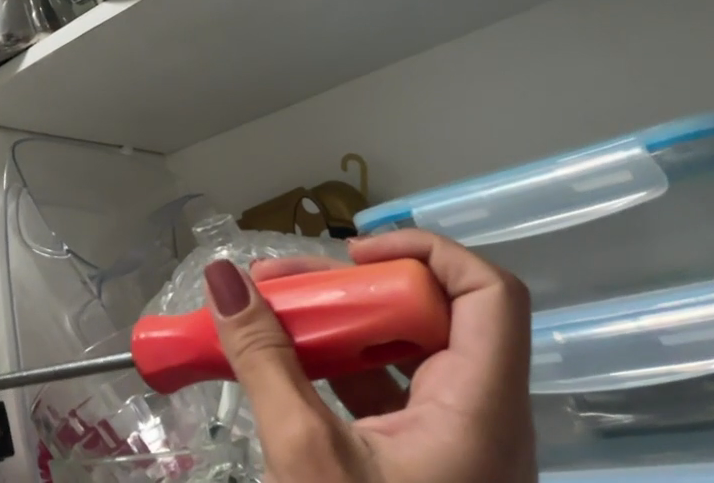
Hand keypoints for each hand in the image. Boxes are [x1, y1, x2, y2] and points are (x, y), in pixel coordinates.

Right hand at [206, 229, 535, 482]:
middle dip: (348, 287)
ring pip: (405, 352)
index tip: (347, 254)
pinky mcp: (428, 467)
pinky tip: (281, 367)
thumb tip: (223, 275)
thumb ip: (263, 357)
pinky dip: (335, 367)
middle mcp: (484, 420)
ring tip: (264, 316)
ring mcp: (457, 446)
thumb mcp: (305, 455)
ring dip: (334, 325)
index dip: (424, 251)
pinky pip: (387, 392)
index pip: (489, 294)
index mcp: (483, 412)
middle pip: (435, 315)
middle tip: (276, 283)